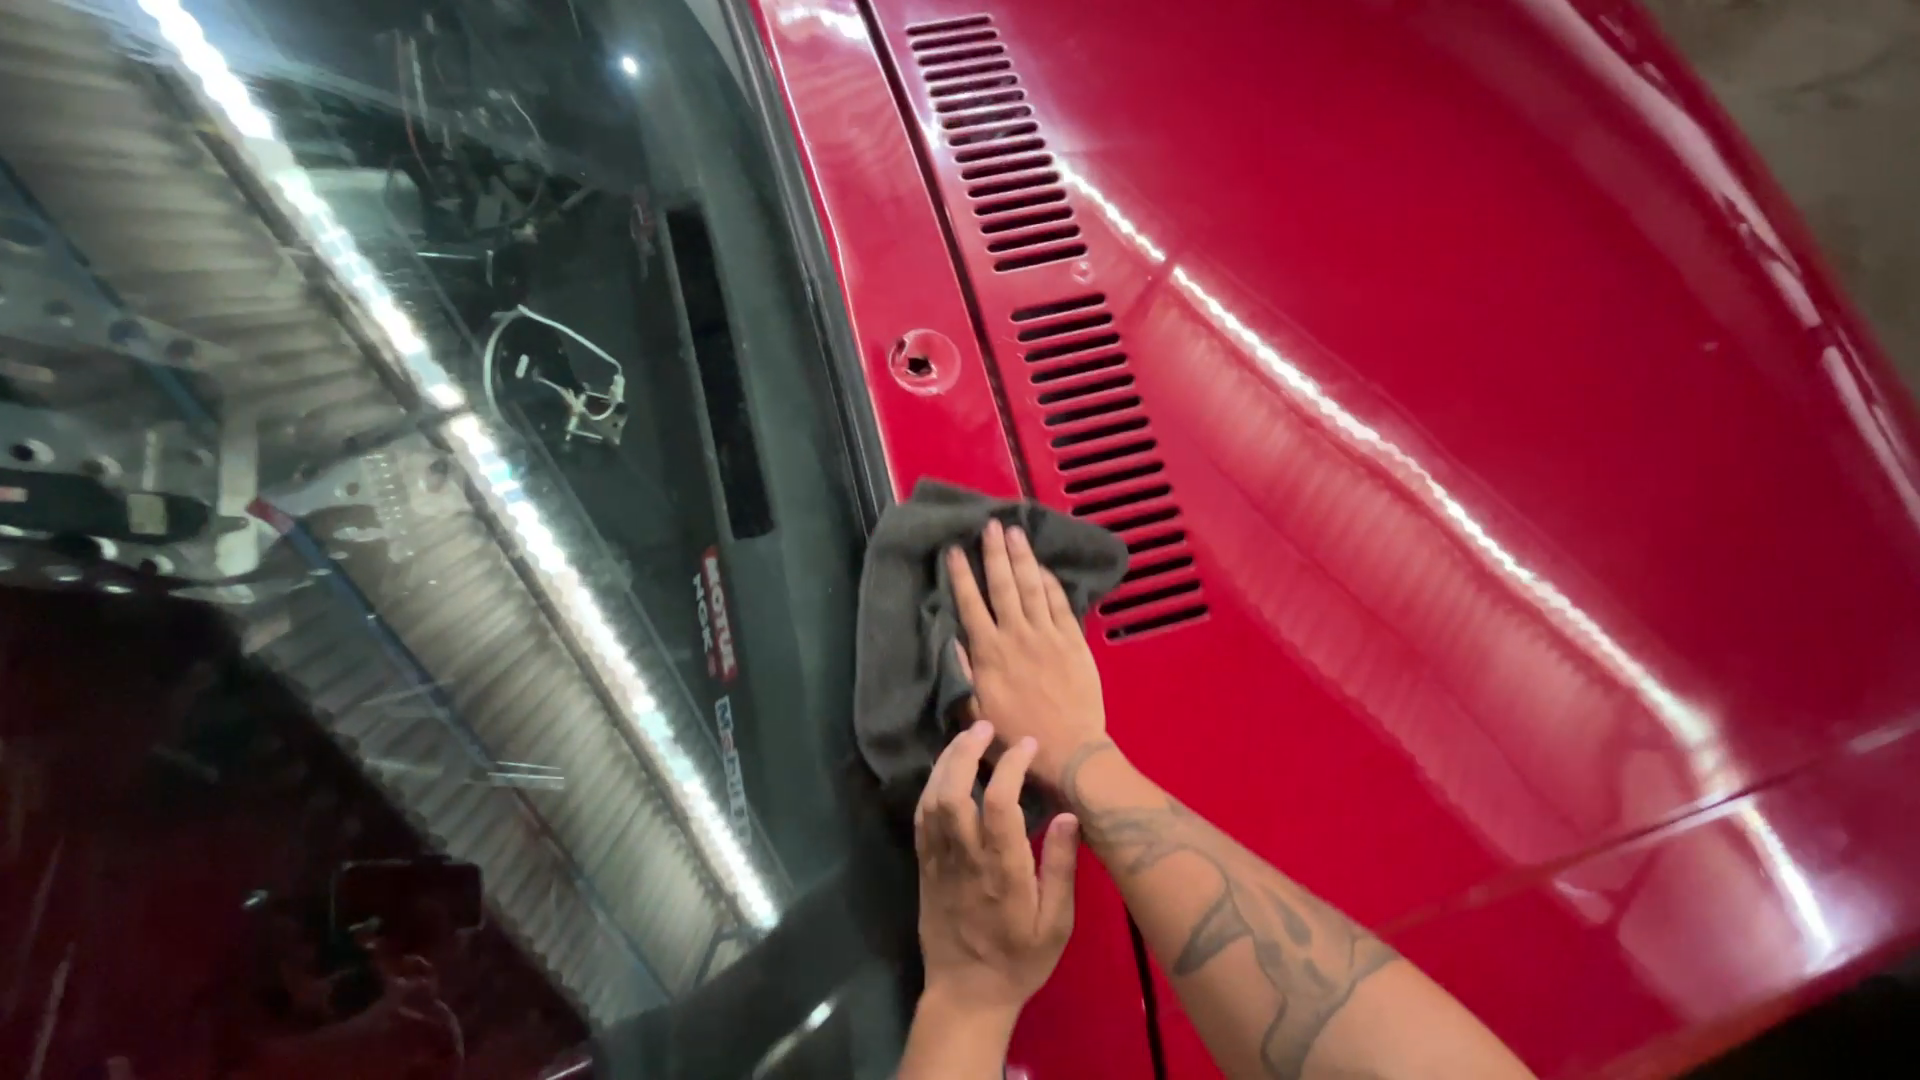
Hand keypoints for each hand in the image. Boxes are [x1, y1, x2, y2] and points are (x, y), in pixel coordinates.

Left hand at [914, 719, 1079, 1024]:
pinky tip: (945, 771)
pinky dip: (931, 786)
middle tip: (985, 725)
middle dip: (966, 752)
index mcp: (1001, 870)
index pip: (999, 804)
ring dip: (946, 762)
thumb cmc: (1019, 960)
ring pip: (932, 800)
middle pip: (954, 792)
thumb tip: (1067, 814)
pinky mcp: (923, 866)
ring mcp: (938, 861)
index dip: (1010, 766)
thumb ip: (1059, 867)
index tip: (1025, 744)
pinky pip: (920, 817)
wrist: (966, 995)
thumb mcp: (1056, 924)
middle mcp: (965, 858)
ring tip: (965, 738)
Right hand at [948, 519, 1110, 787]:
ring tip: (1015, 532)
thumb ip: (962, 675)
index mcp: (989, 653)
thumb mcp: (976, 713)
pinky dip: (1050, 582)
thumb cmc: (1017, 736)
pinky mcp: (1073, 640)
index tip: (954, 549)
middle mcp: (1017, 636)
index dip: (961, 575)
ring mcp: (1048, 635)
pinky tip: (1042, 567)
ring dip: (1023, 557)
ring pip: (1032, 587)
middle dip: (995, 553)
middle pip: (1003, 585)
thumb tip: (950, 639)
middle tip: (989, 525)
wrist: (1070, 750)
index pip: (971, 605)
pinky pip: (1060, 603)